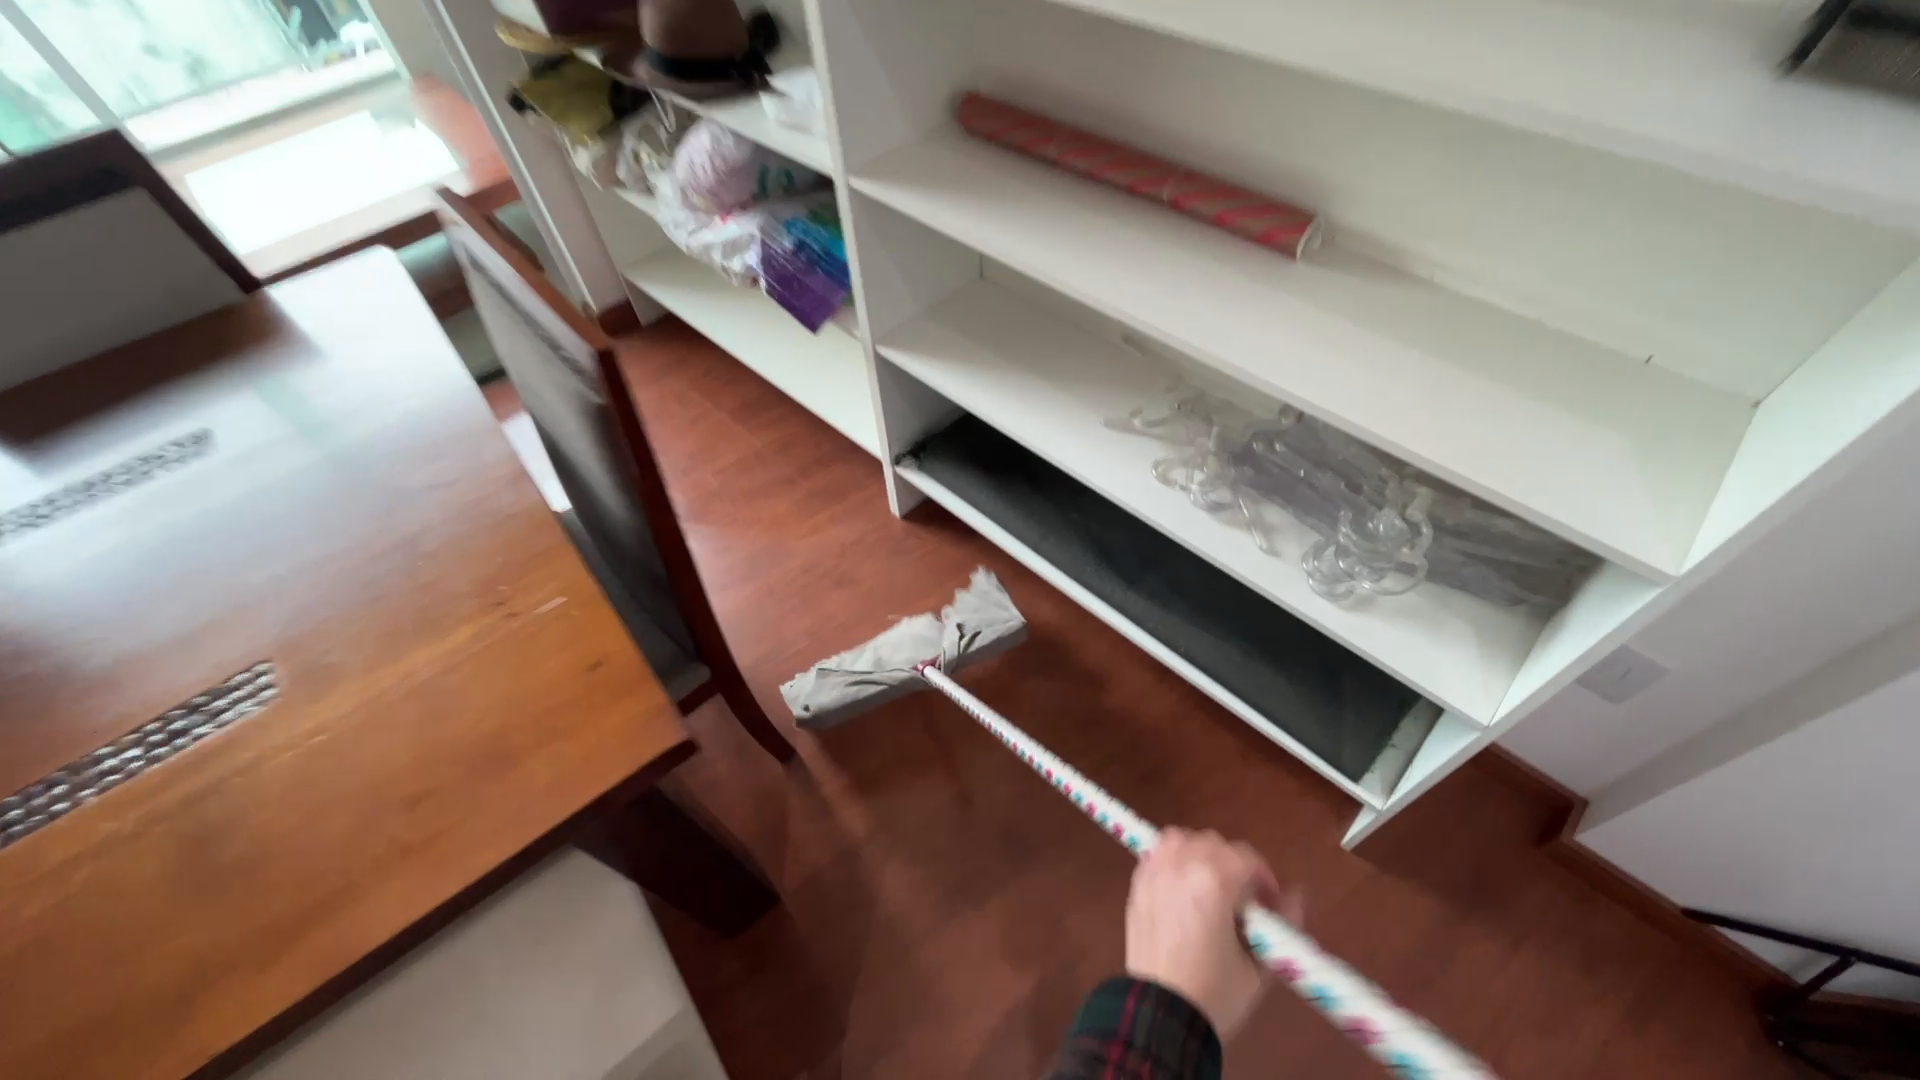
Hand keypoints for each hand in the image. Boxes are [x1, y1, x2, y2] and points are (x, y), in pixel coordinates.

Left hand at [1124, 828, 1296, 1037]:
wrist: (1161, 1014)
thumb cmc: (1215, 993)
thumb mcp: (1260, 967)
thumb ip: (1283, 924)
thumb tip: (1297, 895)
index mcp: (1213, 883)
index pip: (1245, 857)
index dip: (1264, 877)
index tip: (1269, 904)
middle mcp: (1180, 867)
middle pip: (1214, 844)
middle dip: (1234, 865)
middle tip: (1244, 900)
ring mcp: (1154, 873)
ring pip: (1182, 839)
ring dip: (1200, 854)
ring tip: (1212, 886)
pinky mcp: (1137, 884)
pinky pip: (1156, 852)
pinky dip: (1173, 858)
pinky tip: (1183, 886)